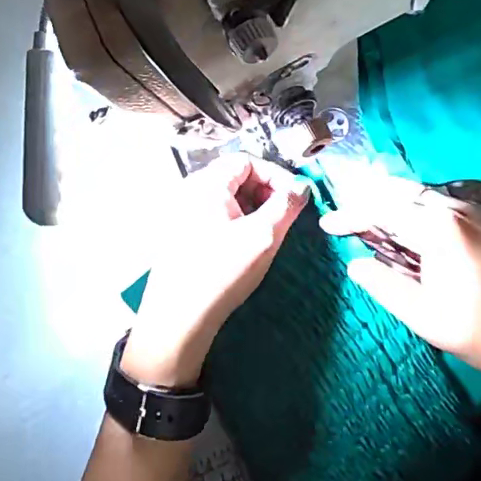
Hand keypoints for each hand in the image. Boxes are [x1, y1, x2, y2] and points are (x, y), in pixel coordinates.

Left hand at [121, 154, 307, 386]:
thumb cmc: (221, 273)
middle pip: (236, 176)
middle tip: (283, 216)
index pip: (247, 160)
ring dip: (254, 209)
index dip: (276, 174)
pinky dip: (237, 222)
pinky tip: (246, 247)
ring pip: (228, 198)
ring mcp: (182, 213)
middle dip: (266, 192)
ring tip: (267, 234)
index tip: (294, 198)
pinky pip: (216, 215)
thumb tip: (302, 186)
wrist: (178, 319)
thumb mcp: (263, 236)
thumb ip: (287, 205)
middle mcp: (190, 191)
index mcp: (206, 184)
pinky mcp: (181, 235)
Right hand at [318, 174, 480, 437]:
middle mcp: (456, 208)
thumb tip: (356, 264)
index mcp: (438, 225)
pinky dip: (415, 214)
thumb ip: (386, 286)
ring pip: (422, 199)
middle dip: (370, 203)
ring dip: (393, 207)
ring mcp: (477, 213)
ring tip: (369, 227)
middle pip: (402, 193)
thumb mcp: (430, 317)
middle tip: (344, 222)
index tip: (325, 225)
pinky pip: (440, 208)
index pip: (382, 209)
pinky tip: (408, 235)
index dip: (350, 215)